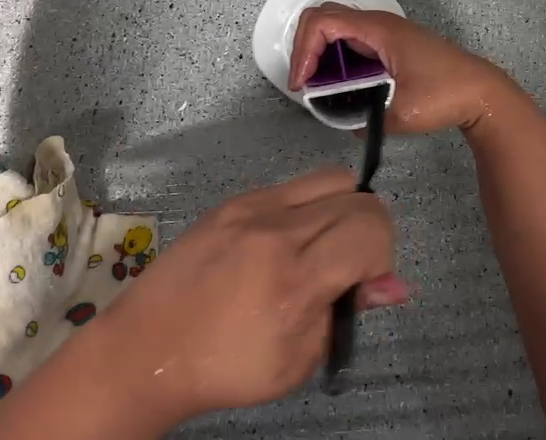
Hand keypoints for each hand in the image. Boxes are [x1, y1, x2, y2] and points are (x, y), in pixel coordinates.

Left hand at [87, 167, 403, 423]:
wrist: (151, 345)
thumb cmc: (227, 367)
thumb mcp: (299, 359)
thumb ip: (348, 312)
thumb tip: (395, 284)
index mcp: (294, 276)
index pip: (370, 228)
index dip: (383, 257)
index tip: (364, 285)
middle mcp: (275, 228)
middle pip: (357, 195)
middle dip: (369, 231)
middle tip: (346, 268)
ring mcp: (251, 206)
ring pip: (329, 178)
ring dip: (341, 209)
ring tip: (318, 249)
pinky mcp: (233, 199)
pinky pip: (291, 186)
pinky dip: (306, 207)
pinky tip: (284, 243)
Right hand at [287, 4, 518, 135]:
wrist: (483, 93)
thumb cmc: (447, 94)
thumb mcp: (401, 113)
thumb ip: (365, 119)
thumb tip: (344, 123)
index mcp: (378, 29)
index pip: (321, 22)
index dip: (303, 50)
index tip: (302, 83)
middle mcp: (378, 24)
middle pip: (324, 18)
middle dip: (305, 48)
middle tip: (304, 82)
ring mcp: (385, 33)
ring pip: (337, 29)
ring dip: (320, 54)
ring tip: (318, 87)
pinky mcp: (391, 45)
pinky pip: (352, 42)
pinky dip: (337, 59)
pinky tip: (341, 86)